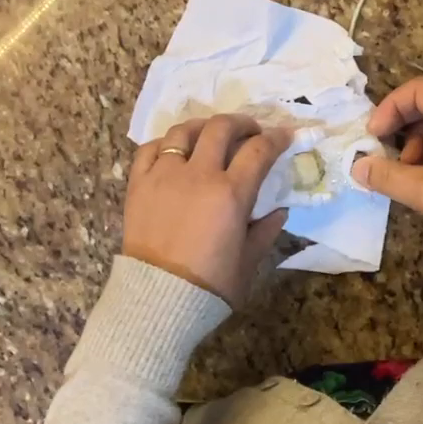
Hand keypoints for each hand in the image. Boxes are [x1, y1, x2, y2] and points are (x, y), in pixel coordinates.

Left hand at [125, 115, 290, 306]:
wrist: (158, 300)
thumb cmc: (210, 286)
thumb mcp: (248, 261)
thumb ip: (265, 231)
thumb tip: (279, 211)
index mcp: (230, 194)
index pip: (258, 150)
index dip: (276, 138)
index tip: (284, 135)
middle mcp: (197, 175)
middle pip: (220, 128)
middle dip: (241, 123)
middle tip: (250, 131)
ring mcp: (163, 176)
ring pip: (183, 131)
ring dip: (202, 126)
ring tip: (211, 133)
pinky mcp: (138, 185)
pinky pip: (150, 149)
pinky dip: (166, 143)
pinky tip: (175, 150)